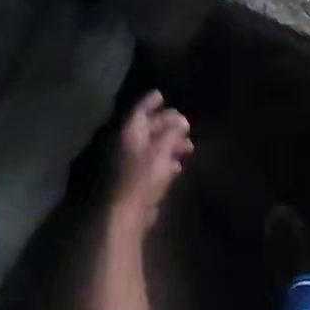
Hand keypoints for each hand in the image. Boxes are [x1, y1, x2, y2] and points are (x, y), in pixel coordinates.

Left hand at [112, 90, 193, 232]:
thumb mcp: (162, 150)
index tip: (162, 94)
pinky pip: (148, 163)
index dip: (151, 101)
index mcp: (127, 133)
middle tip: (186, 124)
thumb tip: (181, 120)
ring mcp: (124, 163)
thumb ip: (172, 132)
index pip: (139, 110)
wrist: (121, 215)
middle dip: (166, 124)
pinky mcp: (128, 181)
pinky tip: (176, 167)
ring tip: (188, 147)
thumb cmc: (141, 177)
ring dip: (168, 143)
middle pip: (146, 127)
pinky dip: (162, 160)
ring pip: (148, 146)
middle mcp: (122, 144)